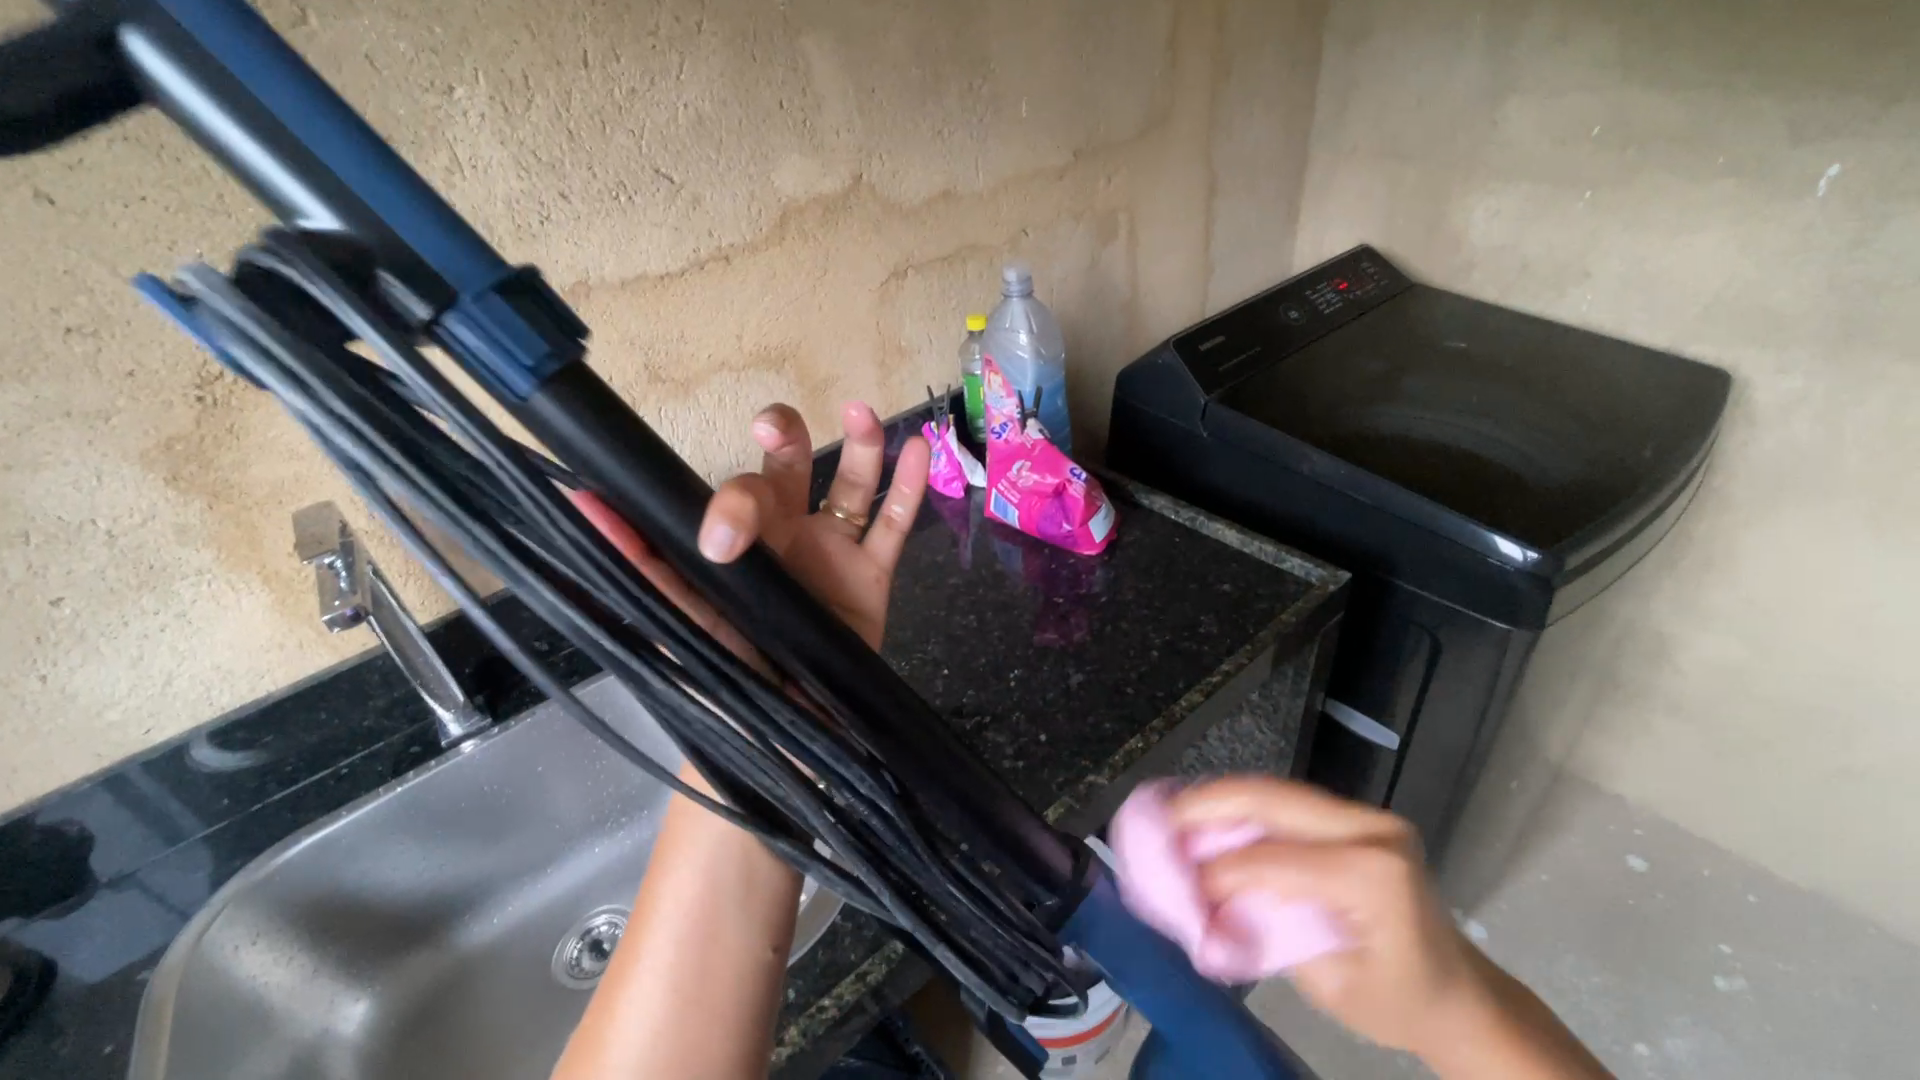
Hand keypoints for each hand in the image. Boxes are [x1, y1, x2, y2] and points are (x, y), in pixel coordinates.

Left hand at [570, 401, 930, 653]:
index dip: (725, 503)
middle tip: (774, 429)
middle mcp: (782, 535)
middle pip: (786, 468)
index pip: (727, 499)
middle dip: (783, 438)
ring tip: (862, 413)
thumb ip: (649, 573)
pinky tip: (918, 452)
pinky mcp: (872, 575)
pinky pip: (893, 526)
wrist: (797, 733)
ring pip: (848, 486)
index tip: (720, 539)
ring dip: (859, 446)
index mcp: (737, 545)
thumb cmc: (736, 681)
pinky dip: (908, 490)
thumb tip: (584, 507)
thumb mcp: (688, 629)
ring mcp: (831, 552)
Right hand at [1172, 778, 1611, 1078]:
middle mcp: (1372, 830)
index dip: (1216, 872)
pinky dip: (1246, 809)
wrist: (1462, 996)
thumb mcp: (1329, 982)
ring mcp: (1368, 818)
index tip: (1176, 888)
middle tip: (1160, 816)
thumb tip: (1202, 909)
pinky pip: (1289, 804)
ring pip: (1277, 791)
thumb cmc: (1401, 1001)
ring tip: (1178, 813)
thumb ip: (1265, 934)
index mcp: (1373, 875)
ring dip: (1222, 800)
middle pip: (1273, 798)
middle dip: (1208, 803)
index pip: (1273, 860)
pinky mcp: (1358, 819)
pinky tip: (1215, 819)